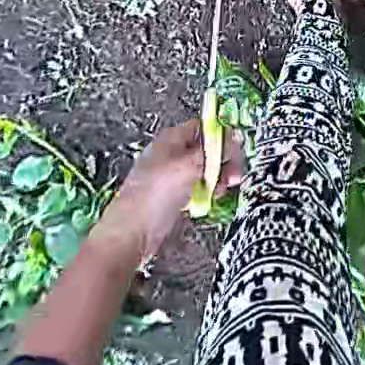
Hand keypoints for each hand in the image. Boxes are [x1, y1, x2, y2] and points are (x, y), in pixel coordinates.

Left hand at [94, 120, 245, 262]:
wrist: (127, 237)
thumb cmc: (156, 195)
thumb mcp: (191, 165)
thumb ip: (216, 149)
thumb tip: (236, 137)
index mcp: (171, 139)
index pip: (204, 126)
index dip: (222, 134)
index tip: (236, 147)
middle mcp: (170, 154)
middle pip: (206, 148)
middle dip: (223, 159)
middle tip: (235, 172)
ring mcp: (169, 177)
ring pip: (203, 169)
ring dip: (218, 176)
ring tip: (226, 187)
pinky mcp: (170, 197)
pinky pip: (195, 187)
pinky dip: (206, 191)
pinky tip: (211, 199)